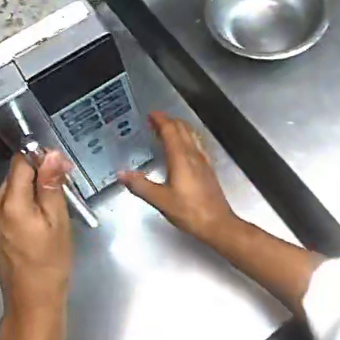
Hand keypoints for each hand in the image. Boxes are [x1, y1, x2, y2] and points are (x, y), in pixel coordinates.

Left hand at [0, 150, 73, 317]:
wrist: (31, 302)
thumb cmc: (49, 264)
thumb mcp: (58, 221)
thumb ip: (51, 185)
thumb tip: (51, 155)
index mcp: (10, 203)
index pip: (20, 162)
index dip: (41, 160)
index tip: (60, 170)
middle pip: (15, 175)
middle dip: (38, 176)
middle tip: (61, 192)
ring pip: (12, 190)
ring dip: (31, 192)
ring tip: (51, 212)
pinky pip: (7, 206)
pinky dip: (23, 206)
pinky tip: (38, 223)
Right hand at [120, 111, 237, 240]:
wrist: (218, 224)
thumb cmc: (190, 212)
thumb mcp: (160, 200)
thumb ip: (140, 185)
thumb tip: (122, 174)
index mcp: (181, 158)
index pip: (170, 131)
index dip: (160, 120)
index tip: (151, 114)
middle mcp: (193, 156)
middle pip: (182, 129)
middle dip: (168, 121)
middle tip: (155, 120)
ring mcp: (203, 162)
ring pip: (191, 136)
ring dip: (179, 128)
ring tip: (167, 129)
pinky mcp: (208, 170)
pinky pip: (196, 146)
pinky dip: (187, 139)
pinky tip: (184, 148)